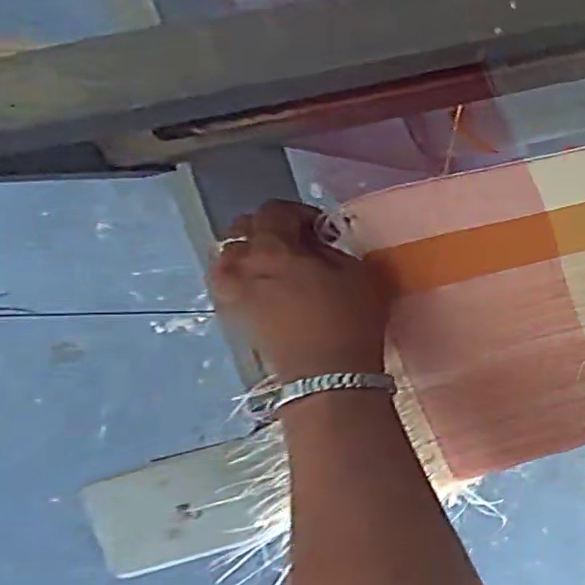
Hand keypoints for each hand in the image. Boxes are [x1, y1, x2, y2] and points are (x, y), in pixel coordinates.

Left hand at [210, 201, 390, 378]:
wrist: (327, 373)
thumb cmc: (352, 320)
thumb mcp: (357, 274)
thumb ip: (330, 249)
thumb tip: (314, 242)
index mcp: (272, 250)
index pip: (275, 210)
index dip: (301, 212)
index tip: (324, 229)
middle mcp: (238, 263)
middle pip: (244, 227)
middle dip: (273, 229)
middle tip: (303, 244)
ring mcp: (227, 288)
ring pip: (233, 252)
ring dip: (257, 251)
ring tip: (286, 268)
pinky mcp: (228, 311)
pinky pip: (231, 277)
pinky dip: (249, 273)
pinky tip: (275, 288)